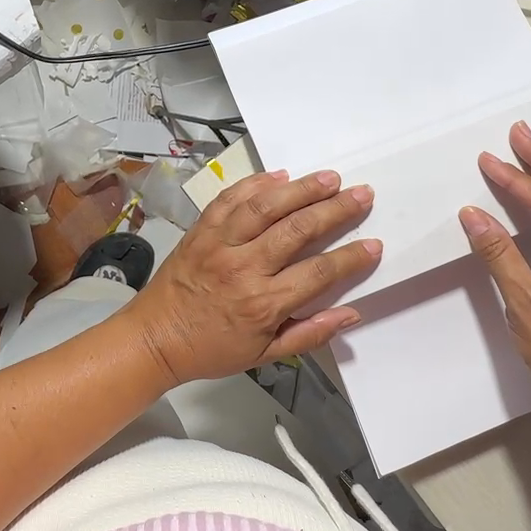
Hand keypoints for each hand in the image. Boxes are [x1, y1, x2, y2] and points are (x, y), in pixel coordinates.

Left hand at [125, 170, 381, 386]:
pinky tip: (278, 175)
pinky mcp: (201, 229)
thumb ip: (310, 334)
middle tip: (361, 194)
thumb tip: (351, 313)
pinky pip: (229, 199)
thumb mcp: (265, 355)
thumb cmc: (213, 348)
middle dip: (334, 210)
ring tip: (328, 178)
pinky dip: (254, 184)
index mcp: (263, 303)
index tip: (373, 243)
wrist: (156, 336)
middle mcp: (243, 267)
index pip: (318, 273)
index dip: (350, 257)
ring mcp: (219, 243)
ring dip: (299, 188)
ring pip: (264, 207)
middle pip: (296, 230)